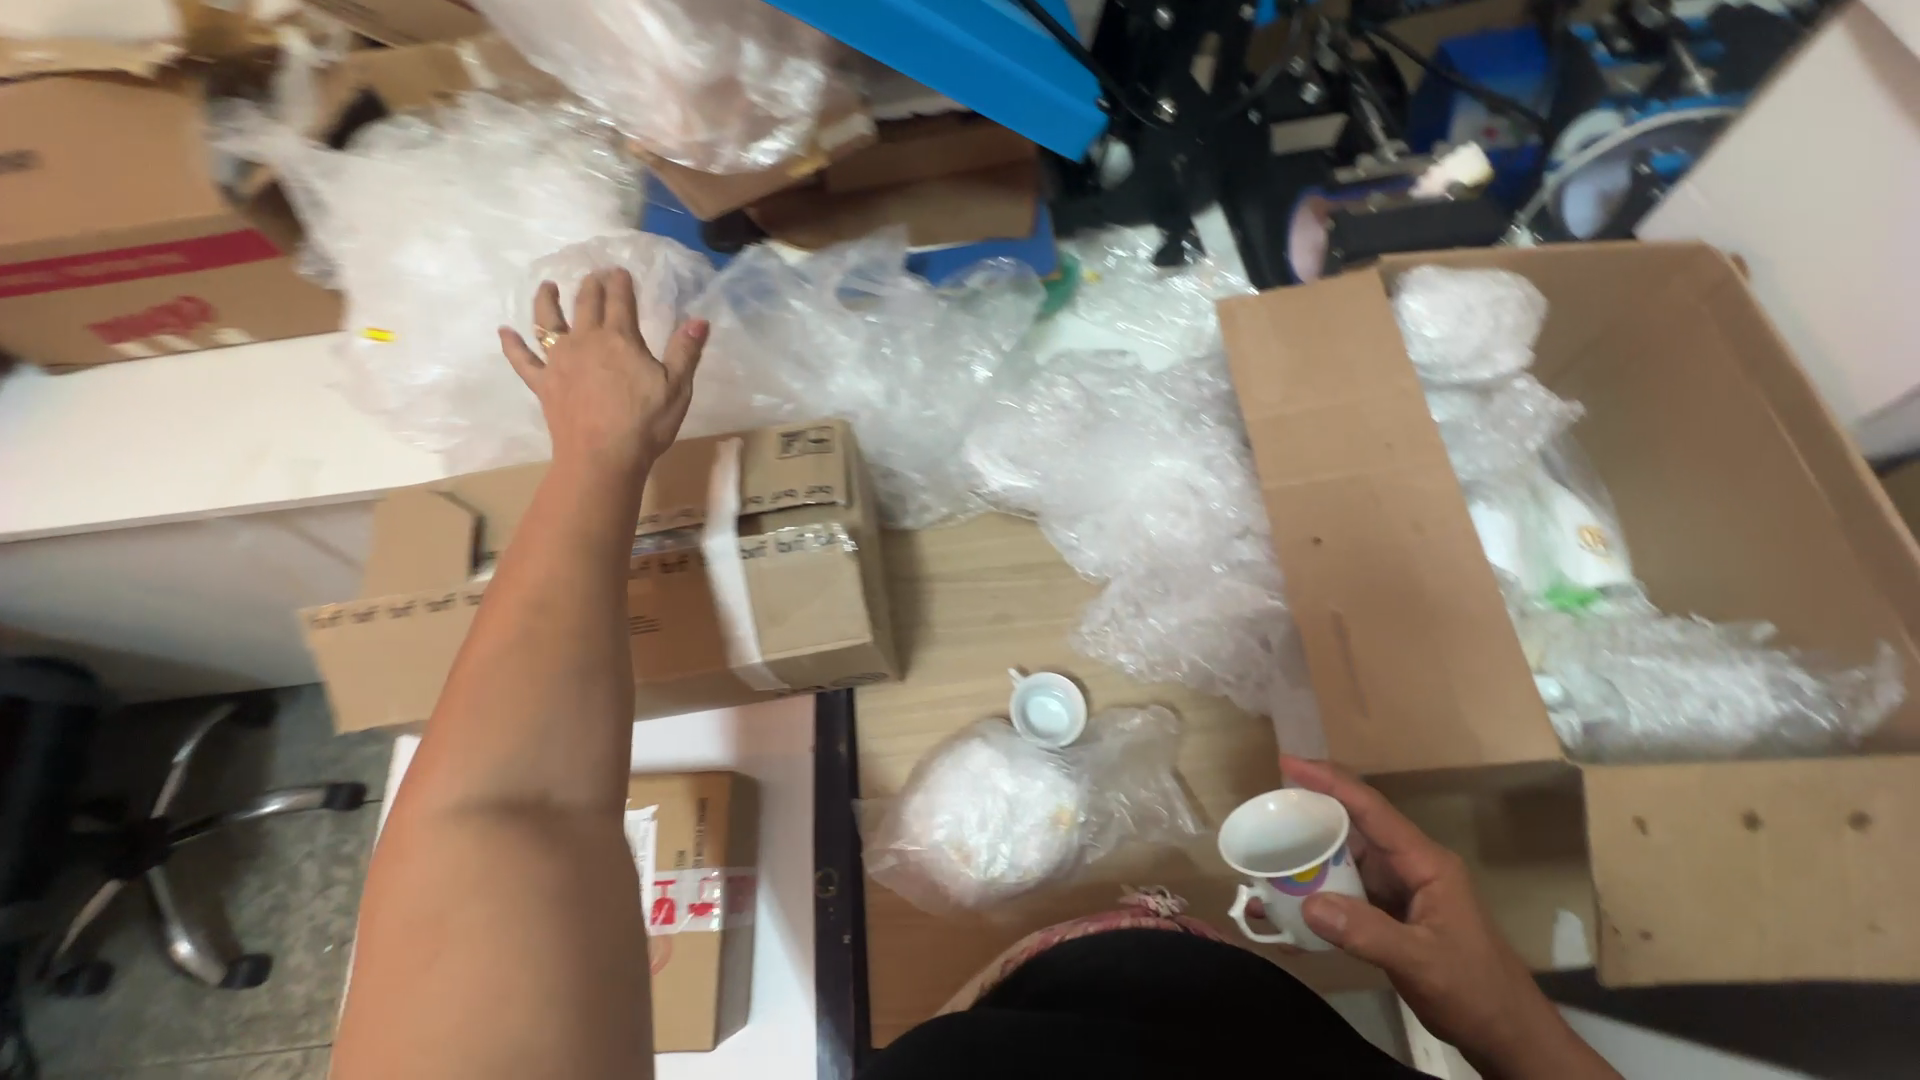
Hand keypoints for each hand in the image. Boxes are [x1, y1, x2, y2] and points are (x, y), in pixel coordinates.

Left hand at [499, 268, 707, 479]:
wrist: (603, 458)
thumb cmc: (645, 423)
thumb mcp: (677, 387)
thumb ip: (685, 351)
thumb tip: (699, 320)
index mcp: (620, 339)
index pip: (620, 301)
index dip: (621, 283)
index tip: (620, 271)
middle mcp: (585, 341)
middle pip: (585, 304)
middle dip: (590, 285)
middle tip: (594, 275)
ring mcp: (558, 361)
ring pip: (548, 322)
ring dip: (547, 301)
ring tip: (548, 287)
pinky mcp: (543, 383)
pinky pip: (522, 359)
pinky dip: (512, 344)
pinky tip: (504, 332)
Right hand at [1280, 756, 1619, 1079]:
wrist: (1511, 1041)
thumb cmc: (1477, 993)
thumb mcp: (1423, 962)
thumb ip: (1367, 932)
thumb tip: (1307, 901)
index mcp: (1424, 862)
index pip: (1370, 808)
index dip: (1328, 781)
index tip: (1286, 763)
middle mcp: (1408, 867)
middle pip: (1351, 829)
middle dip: (1306, 820)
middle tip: (1263, 820)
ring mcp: (1399, 892)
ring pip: (1344, 862)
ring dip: (1306, 865)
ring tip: (1263, 870)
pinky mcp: (1390, 917)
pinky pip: (1345, 895)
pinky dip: (1316, 900)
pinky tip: (1285, 916)